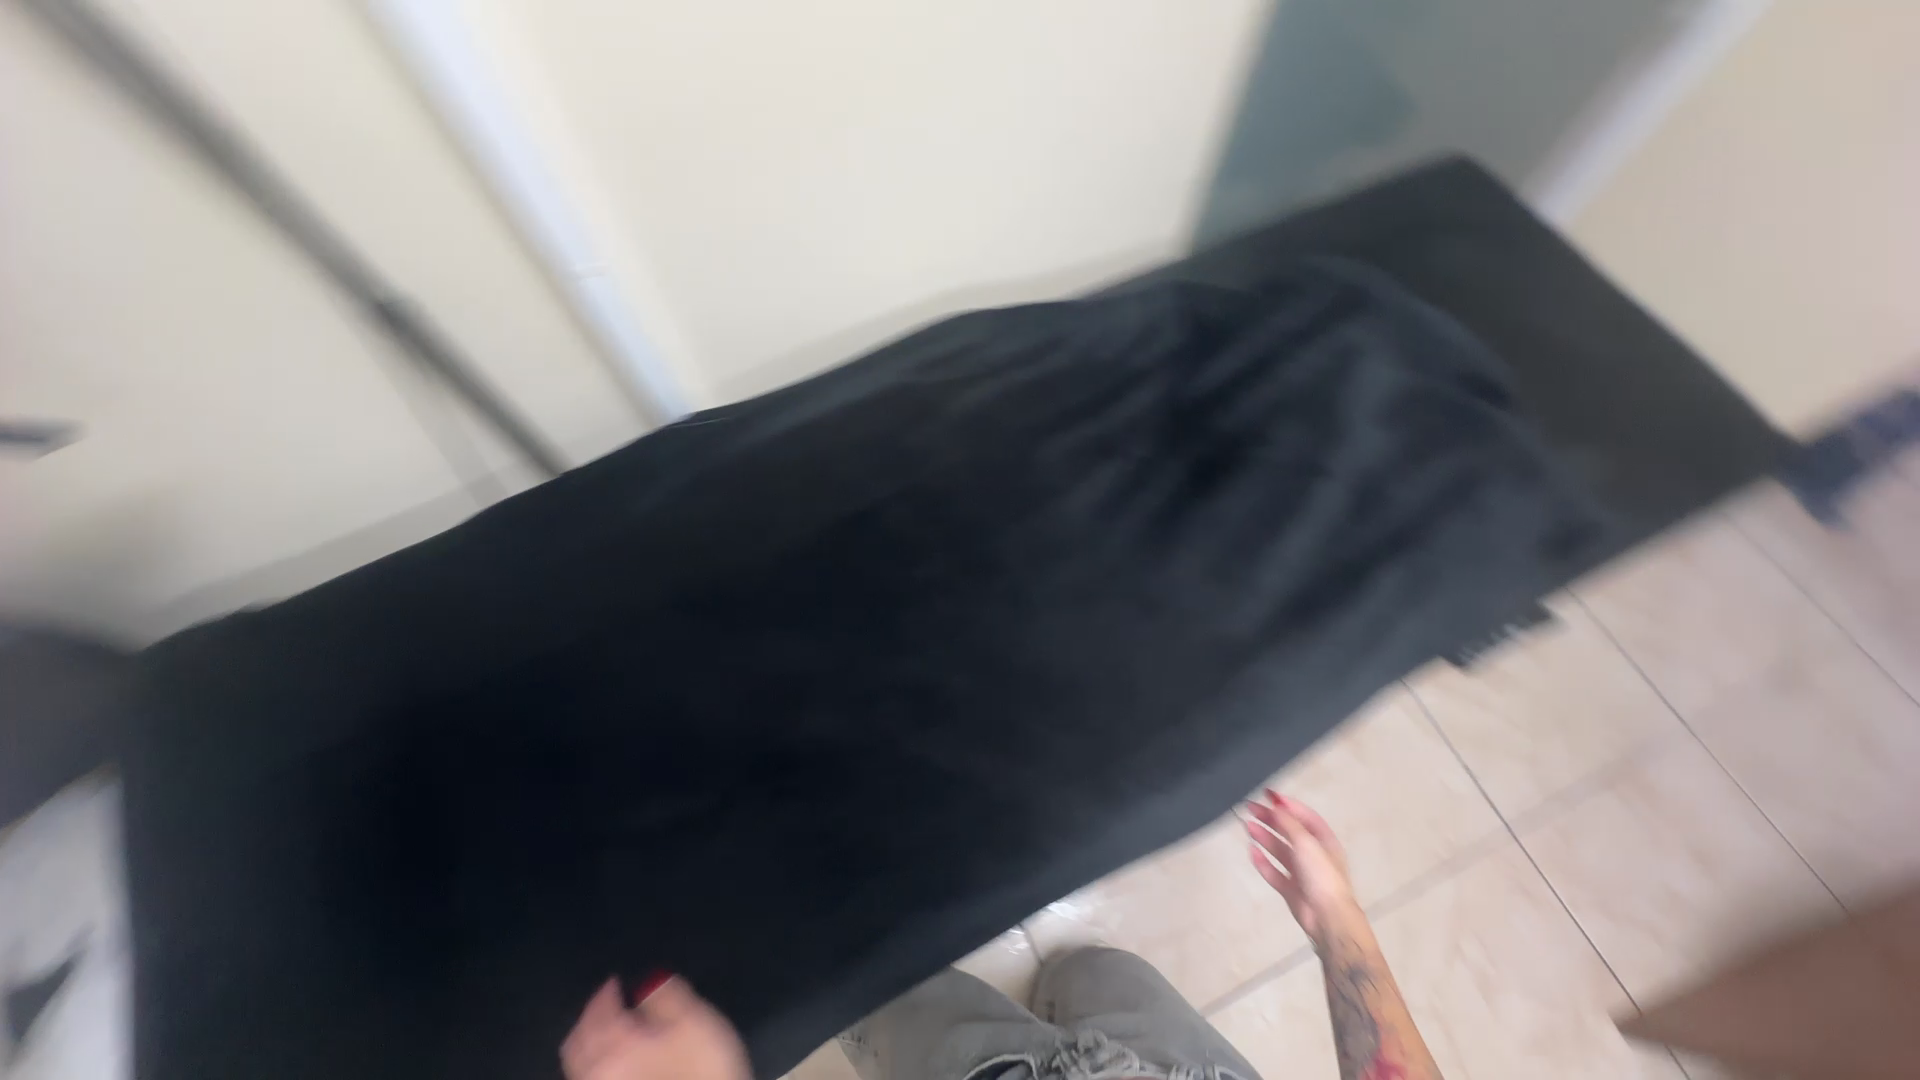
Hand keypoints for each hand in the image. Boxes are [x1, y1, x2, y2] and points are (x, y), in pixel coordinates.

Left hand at [562, 976, 751, 1079]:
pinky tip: (615, 1064)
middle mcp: (598, 1075)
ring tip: (608, 1029)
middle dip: (590, 1018)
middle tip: (606, 1002)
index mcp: (615, 1047)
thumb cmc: (702, 1071)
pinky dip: (596, 1067)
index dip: (606, 993)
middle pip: (578, 1044)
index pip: (600, 1013)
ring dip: (589, 1044)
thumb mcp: (694, 1022)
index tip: (615, 982)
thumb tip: (649, 980)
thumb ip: (667, 995)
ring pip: (581, 1068)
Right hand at [1245, 791, 1358, 943]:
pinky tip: (1251, 851)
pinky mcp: (1291, 888)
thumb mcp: (1306, 842)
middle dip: (1271, 819)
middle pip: (1289, 831)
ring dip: (1265, 837)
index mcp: (1324, 841)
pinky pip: (1274, 871)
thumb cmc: (1321, 875)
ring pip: (1280, 850)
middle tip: (1250, 808)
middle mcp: (1313, 854)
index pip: (1305, 816)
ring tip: (1247, 825)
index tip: (1267, 795)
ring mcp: (1302, 872)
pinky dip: (1263, 861)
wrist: (1328, 917)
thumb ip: (1289, 822)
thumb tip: (1276, 804)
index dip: (1287, 804)